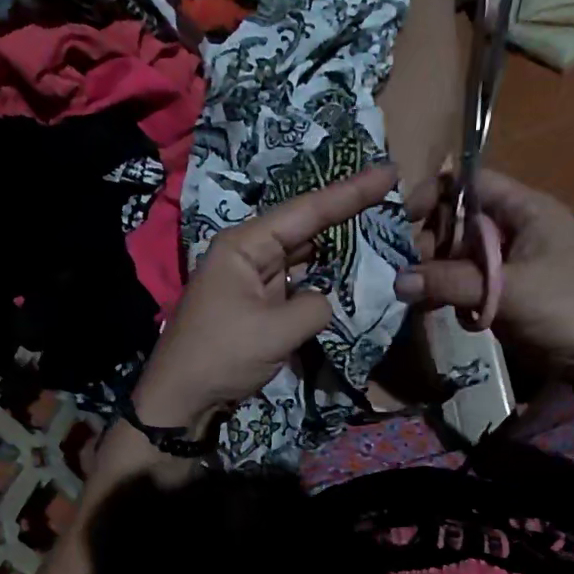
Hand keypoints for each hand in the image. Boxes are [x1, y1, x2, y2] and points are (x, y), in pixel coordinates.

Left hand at [133, 166, 398, 428]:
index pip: (306, 211)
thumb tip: (327, 301)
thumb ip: (315, 308)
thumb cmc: (220, 357)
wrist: (180, 400)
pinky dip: (327, 281)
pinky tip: (355, 275)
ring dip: (341, 249)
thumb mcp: (275, 331)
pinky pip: (301, 284)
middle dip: (349, 214)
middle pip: (308, 227)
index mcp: (245, 246)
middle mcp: (251, 255)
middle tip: (393, 198)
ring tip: (383, 231)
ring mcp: (256, 281)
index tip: (388, 172)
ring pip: (307, 256)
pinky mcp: (262, 306)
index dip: (350, 192)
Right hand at [394, 170, 573, 372]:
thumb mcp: (506, 291)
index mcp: (528, 210)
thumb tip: (398, 280)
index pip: (474, 183)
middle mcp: (520, 230)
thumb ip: (450, 282)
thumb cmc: (566, 309)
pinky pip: (476, 285)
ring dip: (443, 273)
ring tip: (423, 294)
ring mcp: (518, 264)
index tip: (405, 219)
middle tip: (414, 268)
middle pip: (465, 221)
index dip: (438, 194)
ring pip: (466, 257)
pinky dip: (458, 295)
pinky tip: (448, 312)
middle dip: (436, 242)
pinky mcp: (515, 294)